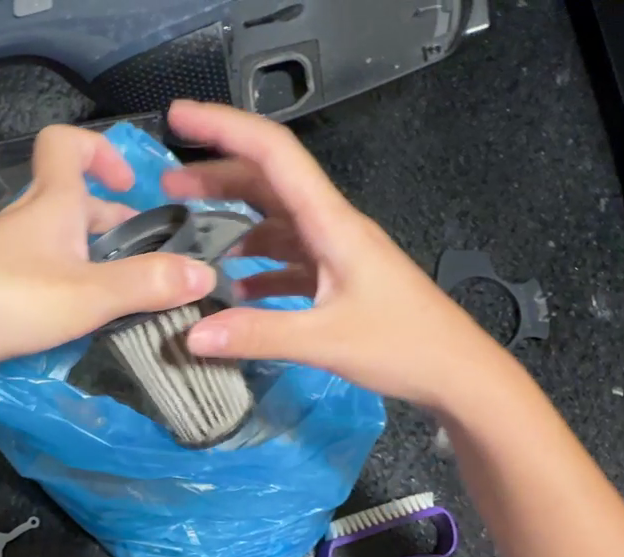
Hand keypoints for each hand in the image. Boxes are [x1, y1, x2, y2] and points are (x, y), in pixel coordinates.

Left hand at [0, 124, 217, 392]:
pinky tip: (79, 325)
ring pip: (57, 247)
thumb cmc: (9, 299)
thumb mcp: (89, 293)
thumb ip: (147, 284)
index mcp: (50, 204)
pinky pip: (39, 280)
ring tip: (121, 299)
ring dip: (90, 264)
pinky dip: (65, 292)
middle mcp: (26, 223)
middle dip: (111, 225)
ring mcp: (5, 259)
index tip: (127, 182)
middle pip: (72, 205)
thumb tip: (205, 275)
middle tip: (145, 261)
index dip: (99, 150)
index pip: (66, 144)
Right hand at [160, 100, 514, 410]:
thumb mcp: (325, 341)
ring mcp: (335, 254)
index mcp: (332, 223)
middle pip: (267, 184)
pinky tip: (234, 291)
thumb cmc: (403, 345)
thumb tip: (193, 335)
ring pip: (275, 223)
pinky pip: (288, 262)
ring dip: (233, 225)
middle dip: (216, 179)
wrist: (454, 372)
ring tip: (190, 240)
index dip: (224, 129)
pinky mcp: (337, 281)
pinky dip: (257, 269)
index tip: (180, 117)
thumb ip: (257, 334)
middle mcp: (332, 227)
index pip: (274, 155)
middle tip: (168, 191)